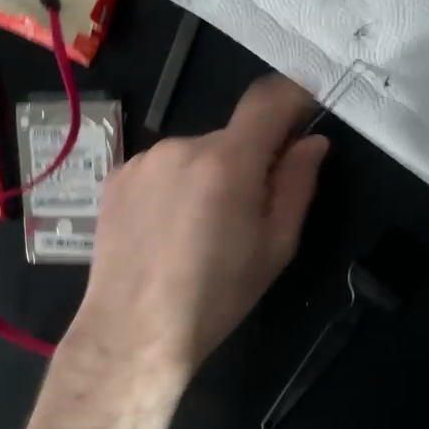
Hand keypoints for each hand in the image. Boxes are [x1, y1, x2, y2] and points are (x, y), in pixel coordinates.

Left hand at [66, 74, 328, 377]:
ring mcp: (143, 160)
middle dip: (247, 163)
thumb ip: (298, 185)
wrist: (135, 329)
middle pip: (231, 137)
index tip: (304, 117)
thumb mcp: (275, 247)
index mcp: (228, 161)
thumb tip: (312, 142)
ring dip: (208, 177)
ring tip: (200, 232)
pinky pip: (162, 170)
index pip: (268, 99)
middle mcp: (182, 146)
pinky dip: (175, 188)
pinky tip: (167, 232)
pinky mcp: (116, 177)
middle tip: (247, 216)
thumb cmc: (216, 296)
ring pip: (194, 155)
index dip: (293, 99)